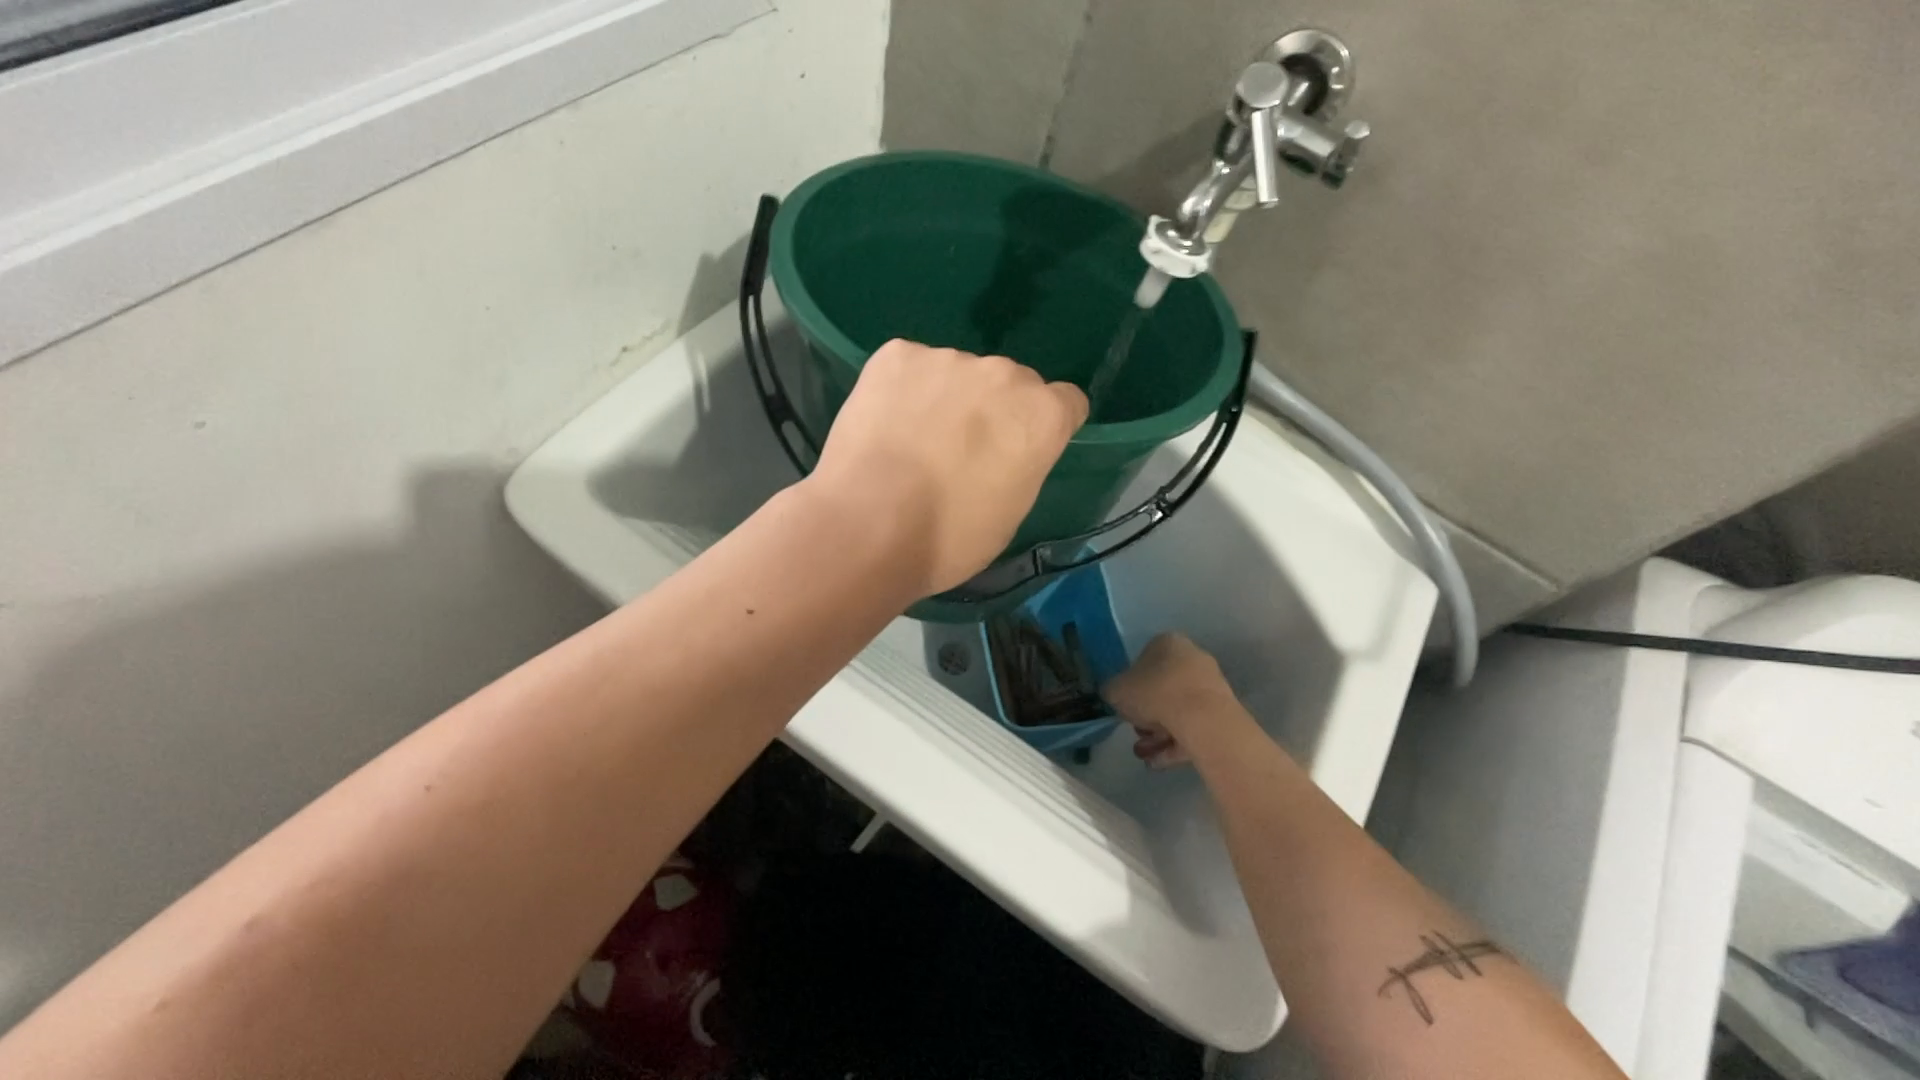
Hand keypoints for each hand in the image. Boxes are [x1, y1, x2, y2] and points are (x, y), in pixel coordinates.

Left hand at [805, 340, 1087, 597]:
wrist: (868, 526)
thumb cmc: (948, 538)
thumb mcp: (1010, 514)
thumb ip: (1020, 468)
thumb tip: (1005, 455)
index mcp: (1042, 415)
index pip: (1066, 402)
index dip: (1044, 427)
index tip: (1021, 450)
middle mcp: (1004, 374)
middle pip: (1010, 383)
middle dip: (993, 410)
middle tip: (959, 451)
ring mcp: (948, 358)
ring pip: (957, 374)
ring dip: (945, 398)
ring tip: (912, 442)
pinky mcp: (896, 355)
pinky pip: (909, 367)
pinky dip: (901, 390)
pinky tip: (883, 426)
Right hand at [1102, 633, 1249, 768]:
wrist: (1201, 718)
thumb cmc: (1154, 693)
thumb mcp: (1116, 690)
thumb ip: (1112, 691)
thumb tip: (1114, 695)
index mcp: (1168, 644)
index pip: (1144, 661)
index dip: (1131, 686)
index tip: (1125, 707)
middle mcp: (1192, 659)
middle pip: (1162, 689)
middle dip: (1147, 715)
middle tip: (1136, 732)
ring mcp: (1210, 687)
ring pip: (1178, 712)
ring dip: (1158, 734)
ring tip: (1144, 755)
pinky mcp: (1222, 713)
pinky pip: (1193, 728)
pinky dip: (1175, 745)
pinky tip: (1157, 763)